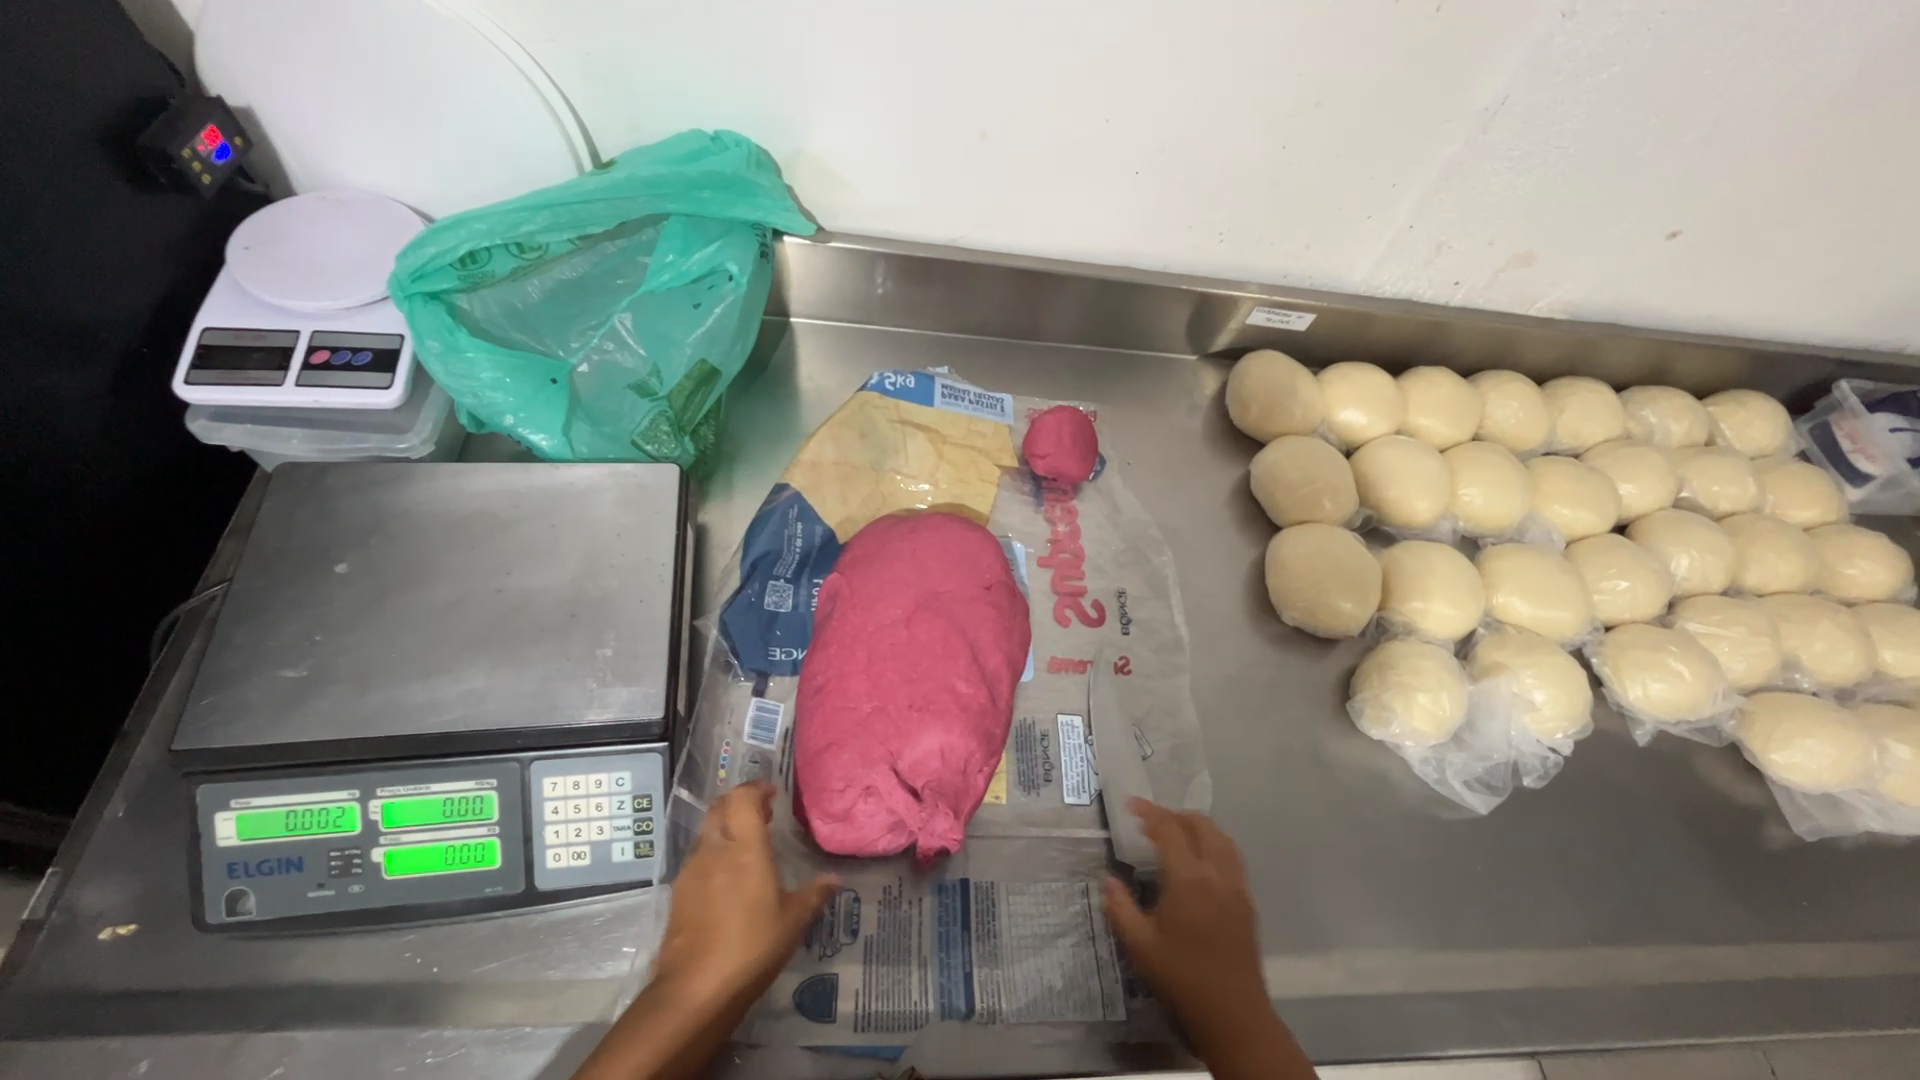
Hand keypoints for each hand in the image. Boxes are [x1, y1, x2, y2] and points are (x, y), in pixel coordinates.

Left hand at [653, 781, 838, 1010]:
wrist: (696, 988)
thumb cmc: (753, 945)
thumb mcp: (794, 920)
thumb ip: (815, 894)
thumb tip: (834, 879)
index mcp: (744, 847)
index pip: (743, 798)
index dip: (756, 789)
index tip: (772, 792)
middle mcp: (714, 849)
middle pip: (720, 807)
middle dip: (739, 801)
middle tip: (762, 811)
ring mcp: (691, 870)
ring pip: (707, 831)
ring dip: (726, 826)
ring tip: (747, 842)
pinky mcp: (678, 893)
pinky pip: (698, 857)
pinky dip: (714, 852)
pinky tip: (728, 876)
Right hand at [1103, 799, 1315, 1078]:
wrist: (1233, 1013)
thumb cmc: (1181, 977)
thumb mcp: (1140, 945)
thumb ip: (1120, 907)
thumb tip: (1108, 879)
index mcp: (1189, 879)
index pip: (1169, 830)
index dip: (1149, 813)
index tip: (1130, 804)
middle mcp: (1217, 874)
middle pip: (1201, 826)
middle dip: (1175, 815)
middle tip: (1150, 820)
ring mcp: (1237, 887)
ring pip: (1222, 839)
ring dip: (1197, 827)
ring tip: (1175, 833)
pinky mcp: (1248, 902)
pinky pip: (1232, 857)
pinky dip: (1213, 844)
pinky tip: (1198, 862)